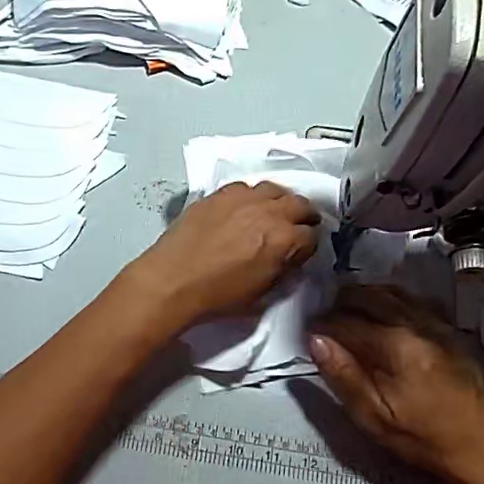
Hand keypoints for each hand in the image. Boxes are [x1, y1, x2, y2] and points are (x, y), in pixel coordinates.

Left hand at [118, 181, 320, 332]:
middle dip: (304, 216)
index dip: (308, 247)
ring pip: (274, 189)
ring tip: (276, 213)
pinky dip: (252, 196)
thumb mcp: (261, 293)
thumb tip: (287, 260)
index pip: (311, 237)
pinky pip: (245, 187)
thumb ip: (281, 271)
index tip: (301, 253)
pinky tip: (246, 208)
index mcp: (283, 240)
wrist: (172, 282)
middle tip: (300, 227)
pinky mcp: (219, 195)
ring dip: (281, 201)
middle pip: (300, 205)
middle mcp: (267, 212)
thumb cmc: (216, 296)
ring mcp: (242, 199)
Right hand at [309, 284, 483, 483]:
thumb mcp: (372, 417)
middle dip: (340, 303)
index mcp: (396, 347)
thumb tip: (316, 340)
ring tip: (347, 311)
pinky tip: (381, 313)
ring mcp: (436, 324)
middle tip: (326, 320)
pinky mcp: (448, 329)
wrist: (476, 445)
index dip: (322, 324)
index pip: (346, 321)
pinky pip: (413, 299)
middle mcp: (416, 325)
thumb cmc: (419, 438)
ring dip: (364, 296)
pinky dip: (390, 299)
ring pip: (391, 292)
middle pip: (369, 296)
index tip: (309, 333)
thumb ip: (342, 375)